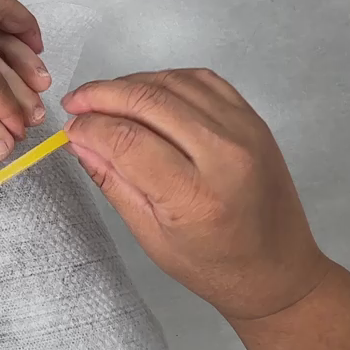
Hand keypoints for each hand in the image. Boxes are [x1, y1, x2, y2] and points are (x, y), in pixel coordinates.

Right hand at [63, 69, 332, 321]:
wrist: (280, 270)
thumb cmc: (211, 264)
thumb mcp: (148, 233)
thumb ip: (111, 179)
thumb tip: (77, 138)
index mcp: (195, 196)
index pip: (126, 140)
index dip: (88, 127)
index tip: (69, 129)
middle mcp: (224, 155)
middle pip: (147, 101)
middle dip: (100, 95)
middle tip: (74, 103)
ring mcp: (244, 130)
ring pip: (171, 82)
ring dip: (129, 83)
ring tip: (104, 99)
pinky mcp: (252, 119)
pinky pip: (199, 79)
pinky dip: (164, 79)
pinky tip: (144, 94)